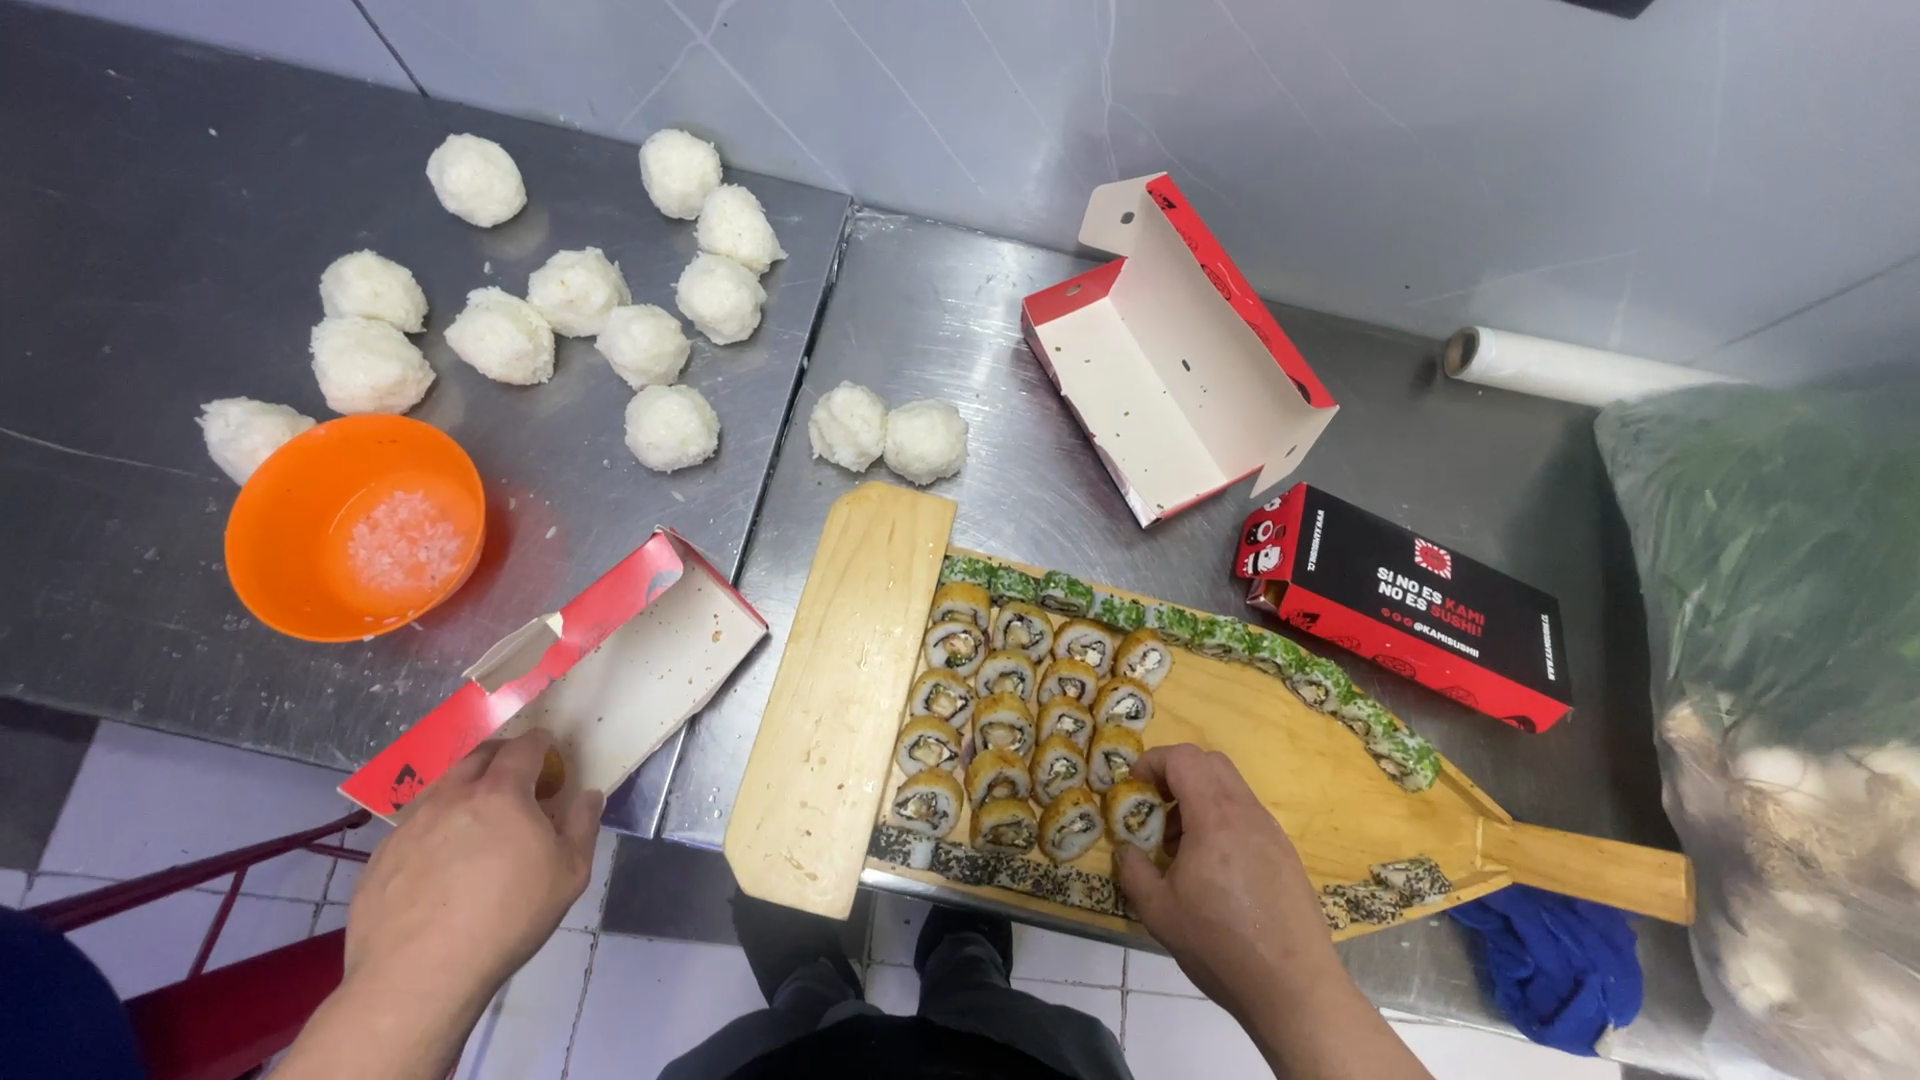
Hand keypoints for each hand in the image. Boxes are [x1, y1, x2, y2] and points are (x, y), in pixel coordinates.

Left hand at [345, 730, 602, 1008]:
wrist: (418, 975)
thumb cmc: (508, 918)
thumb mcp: (569, 874)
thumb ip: (582, 826)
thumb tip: (587, 796)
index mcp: (501, 794)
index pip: (523, 748)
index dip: (539, 742)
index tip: (548, 747)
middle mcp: (451, 798)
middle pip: (477, 757)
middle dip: (500, 755)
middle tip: (515, 773)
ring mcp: (409, 827)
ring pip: (440, 789)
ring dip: (463, 789)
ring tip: (476, 816)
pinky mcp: (380, 859)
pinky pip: (413, 827)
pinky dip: (434, 828)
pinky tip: (441, 862)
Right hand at [1113, 744, 1335, 1017]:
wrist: (1294, 988)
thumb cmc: (1220, 945)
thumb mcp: (1159, 911)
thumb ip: (1134, 871)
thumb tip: (1127, 850)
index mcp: (1215, 818)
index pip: (1184, 758)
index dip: (1153, 762)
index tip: (1134, 788)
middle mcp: (1247, 813)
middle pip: (1210, 762)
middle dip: (1176, 773)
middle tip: (1155, 807)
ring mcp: (1271, 832)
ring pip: (1231, 788)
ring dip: (1199, 798)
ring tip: (1180, 844)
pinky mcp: (1285, 853)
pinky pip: (1247, 815)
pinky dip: (1221, 820)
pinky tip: (1211, 867)